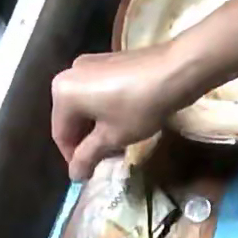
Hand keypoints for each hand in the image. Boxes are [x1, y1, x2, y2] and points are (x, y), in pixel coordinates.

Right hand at [51, 44, 191, 180]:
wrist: (175, 70)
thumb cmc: (139, 107)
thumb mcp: (112, 137)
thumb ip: (88, 156)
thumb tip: (74, 175)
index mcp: (63, 93)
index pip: (61, 135)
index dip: (74, 158)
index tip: (89, 174)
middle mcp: (68, 74)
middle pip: (71, 119)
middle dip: (86, 143)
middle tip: (105, 161)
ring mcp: (88, 65)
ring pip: (85, 106)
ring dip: (96, 129)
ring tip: (116, 146)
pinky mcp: (106, 62)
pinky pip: (96, 93)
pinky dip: (103, 112)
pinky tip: (122, 124)